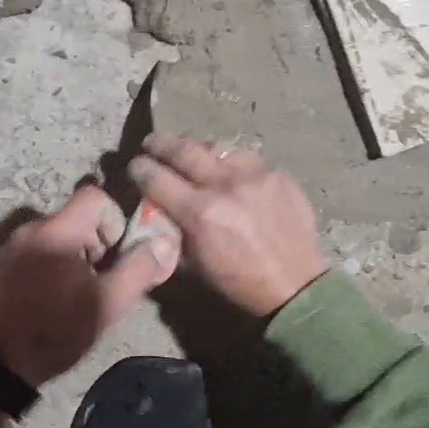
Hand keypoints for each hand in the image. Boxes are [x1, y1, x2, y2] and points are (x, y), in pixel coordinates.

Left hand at [0, 184, 180, 386]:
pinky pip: (38, 249)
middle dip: (97, 244)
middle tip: (99, 283)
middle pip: (78, 217)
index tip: (115, 258)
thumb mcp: (109, 304)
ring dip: (76, 256)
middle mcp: (31, 228)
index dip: (115, 222)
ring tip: (76, 293)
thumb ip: (140, 268)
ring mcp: (12, 245)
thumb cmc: (58, 331)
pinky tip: (52, 297)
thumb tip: (164, 242)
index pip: (96, 197)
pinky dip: (53, 263)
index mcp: (57, 231)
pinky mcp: (1, 263)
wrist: (0, 361)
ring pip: (59, 235)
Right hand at [130, 136, 327, 317]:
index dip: (139, 169)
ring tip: (191, 152)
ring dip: (198, 149)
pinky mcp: (277, 174)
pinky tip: (228, 171)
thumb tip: (158, 210)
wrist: (295, 284)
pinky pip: (246, 158)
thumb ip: (173, 232)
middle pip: (184, 150)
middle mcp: (225, 185)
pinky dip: (230, 162)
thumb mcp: (194, 264)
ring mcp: (255, 176)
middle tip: (151, 143)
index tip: (134, 165)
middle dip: (161, 144)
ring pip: (217, 147)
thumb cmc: (239, 281)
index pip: (156, 178)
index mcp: (200, 212)